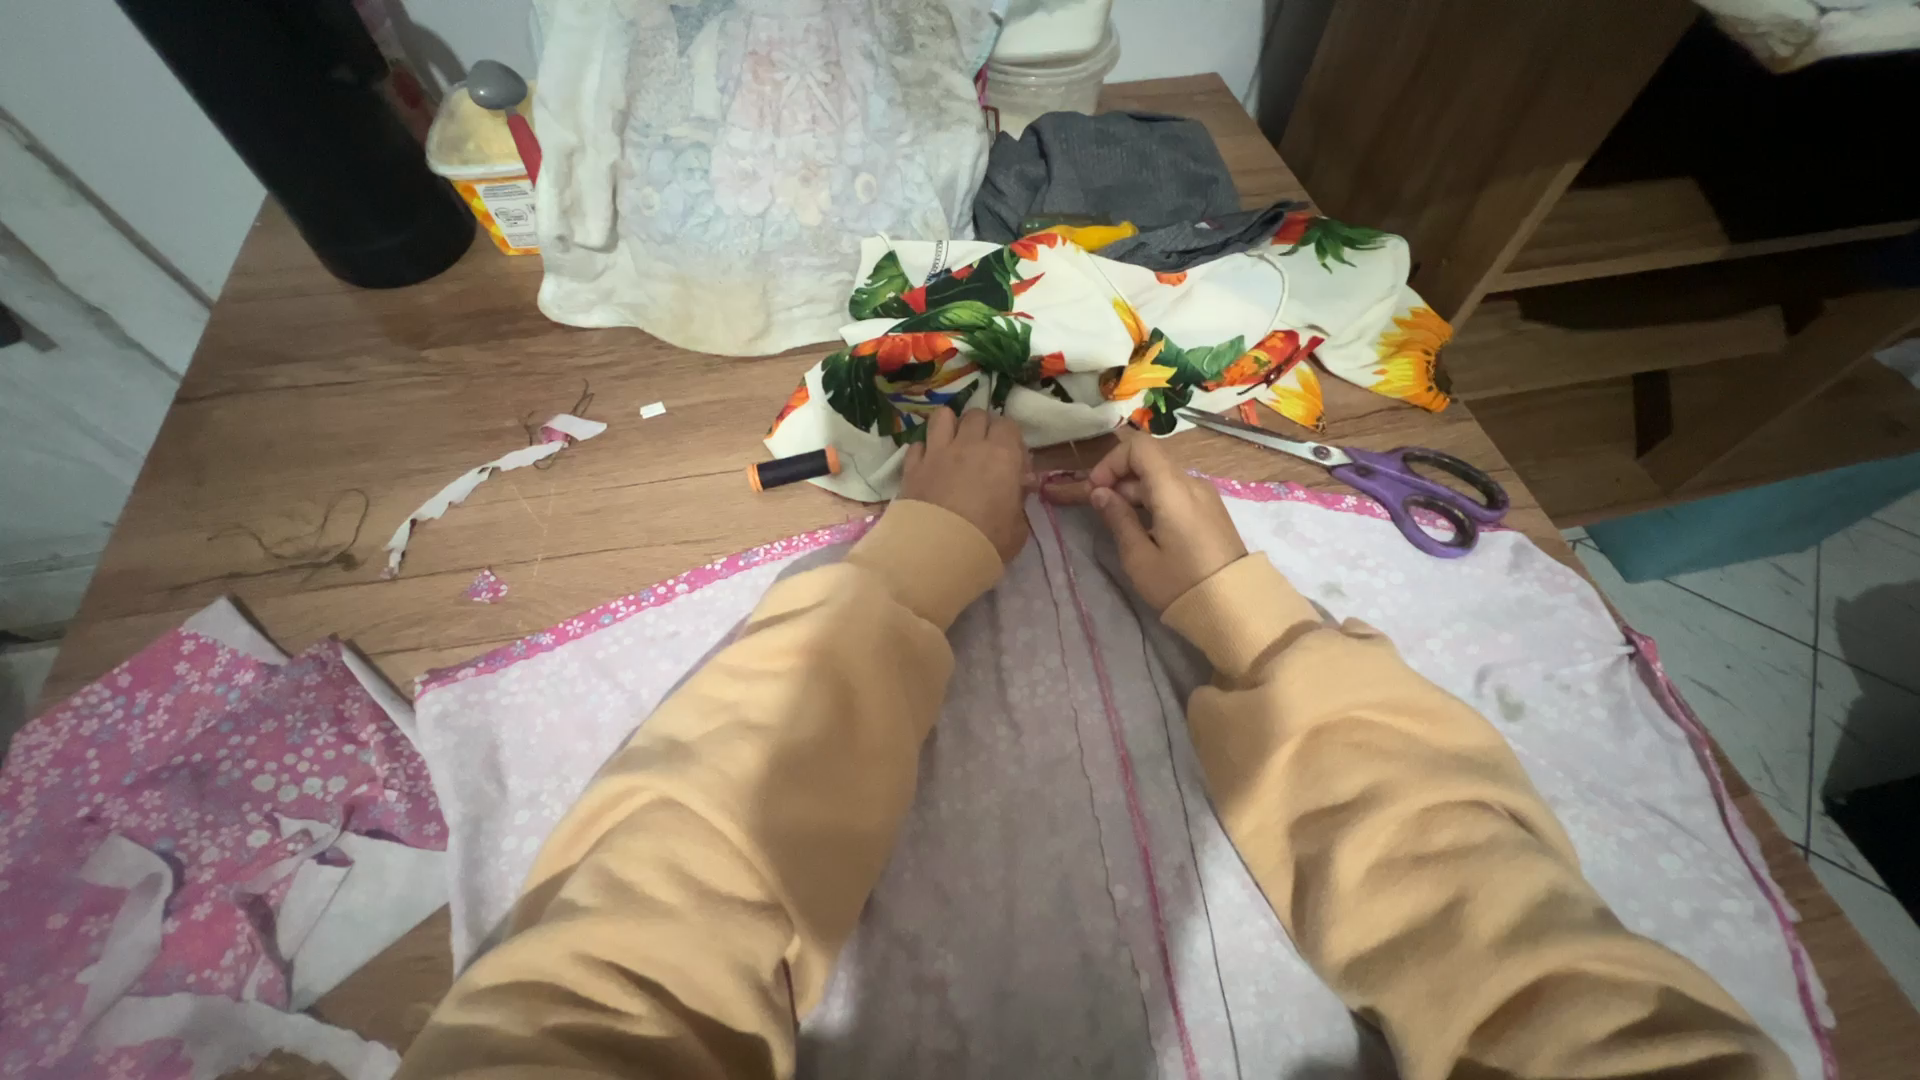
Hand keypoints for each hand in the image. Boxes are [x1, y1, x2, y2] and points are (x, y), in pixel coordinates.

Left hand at [898, 407, 1032, 562]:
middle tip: (983, 452)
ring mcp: (937, 452)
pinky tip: (928, 465)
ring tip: (953, 444)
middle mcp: (969, 445)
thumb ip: (1019, 500)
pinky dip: (924, 450)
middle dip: (982, 428)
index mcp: (1002, 455)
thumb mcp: (1018, 527)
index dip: (1011, 441)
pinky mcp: (912, 466)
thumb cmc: (987, 541)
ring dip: (950, 425)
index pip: (1009, 425)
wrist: (937, 554)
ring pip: (943, 416)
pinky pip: (917, 444)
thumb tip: (1017, 487)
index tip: (1012, 463)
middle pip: (977, 415)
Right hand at [1046, 429, 1246, 610]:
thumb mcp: (1139, 557)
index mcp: (1173, 489)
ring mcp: (1205, 496)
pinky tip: (1146, 530)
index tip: (1096, 491)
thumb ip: (1118, 518)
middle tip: (1101, 511)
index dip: (1111, 462)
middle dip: (1119, 480)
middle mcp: (1192, 483)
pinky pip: (1176, 493)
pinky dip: (1154, 501)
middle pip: (1149, 462)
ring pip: (1162, 478)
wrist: (1234, 609)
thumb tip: (1100, 493)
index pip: (1138, 447)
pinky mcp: (1210, 511)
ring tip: (1121, 524)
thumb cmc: (1179, 584)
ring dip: (1136, 492)